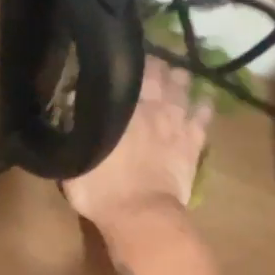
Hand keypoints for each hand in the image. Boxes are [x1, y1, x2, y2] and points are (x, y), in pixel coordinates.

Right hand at [63, 61, 211, 233]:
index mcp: (123, 105)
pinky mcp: (195, 140)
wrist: (141, 215)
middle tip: (148, 63)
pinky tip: (202, 100)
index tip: (121, 58)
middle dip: (154, 64)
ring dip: (178, 78)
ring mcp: (178, 121)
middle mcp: (154, 104)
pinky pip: (204, 113)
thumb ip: (74, 132)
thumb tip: (70, 109)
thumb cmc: (102, 190)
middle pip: (159, 72)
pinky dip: (203, 104)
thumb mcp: (76, 161)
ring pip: (183, 85)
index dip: (126, 61)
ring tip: (173, 76)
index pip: (128, 69)